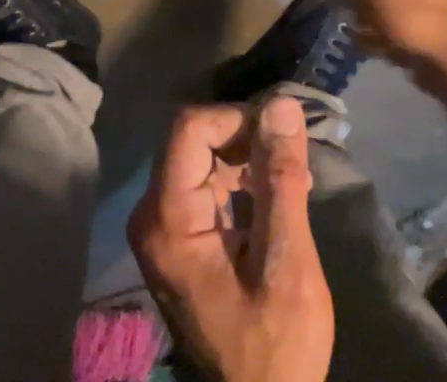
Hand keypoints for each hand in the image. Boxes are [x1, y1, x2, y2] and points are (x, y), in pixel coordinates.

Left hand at [128, 98, 332, 381]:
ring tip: (294, 181)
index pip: (189, 128)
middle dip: (246, 140)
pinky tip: (278, 199)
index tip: (282, 136)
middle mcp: (152, 215)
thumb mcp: (287, 262)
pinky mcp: (177, 239)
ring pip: (201, 160)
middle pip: (193, 142)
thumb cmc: (275, 342)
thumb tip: (281, 105)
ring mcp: (161, 228)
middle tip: (295, 162)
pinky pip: (204, 187)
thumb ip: (280, 179)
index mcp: (168, 219)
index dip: (237, 120)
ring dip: (247, 161)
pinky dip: (240, 183)